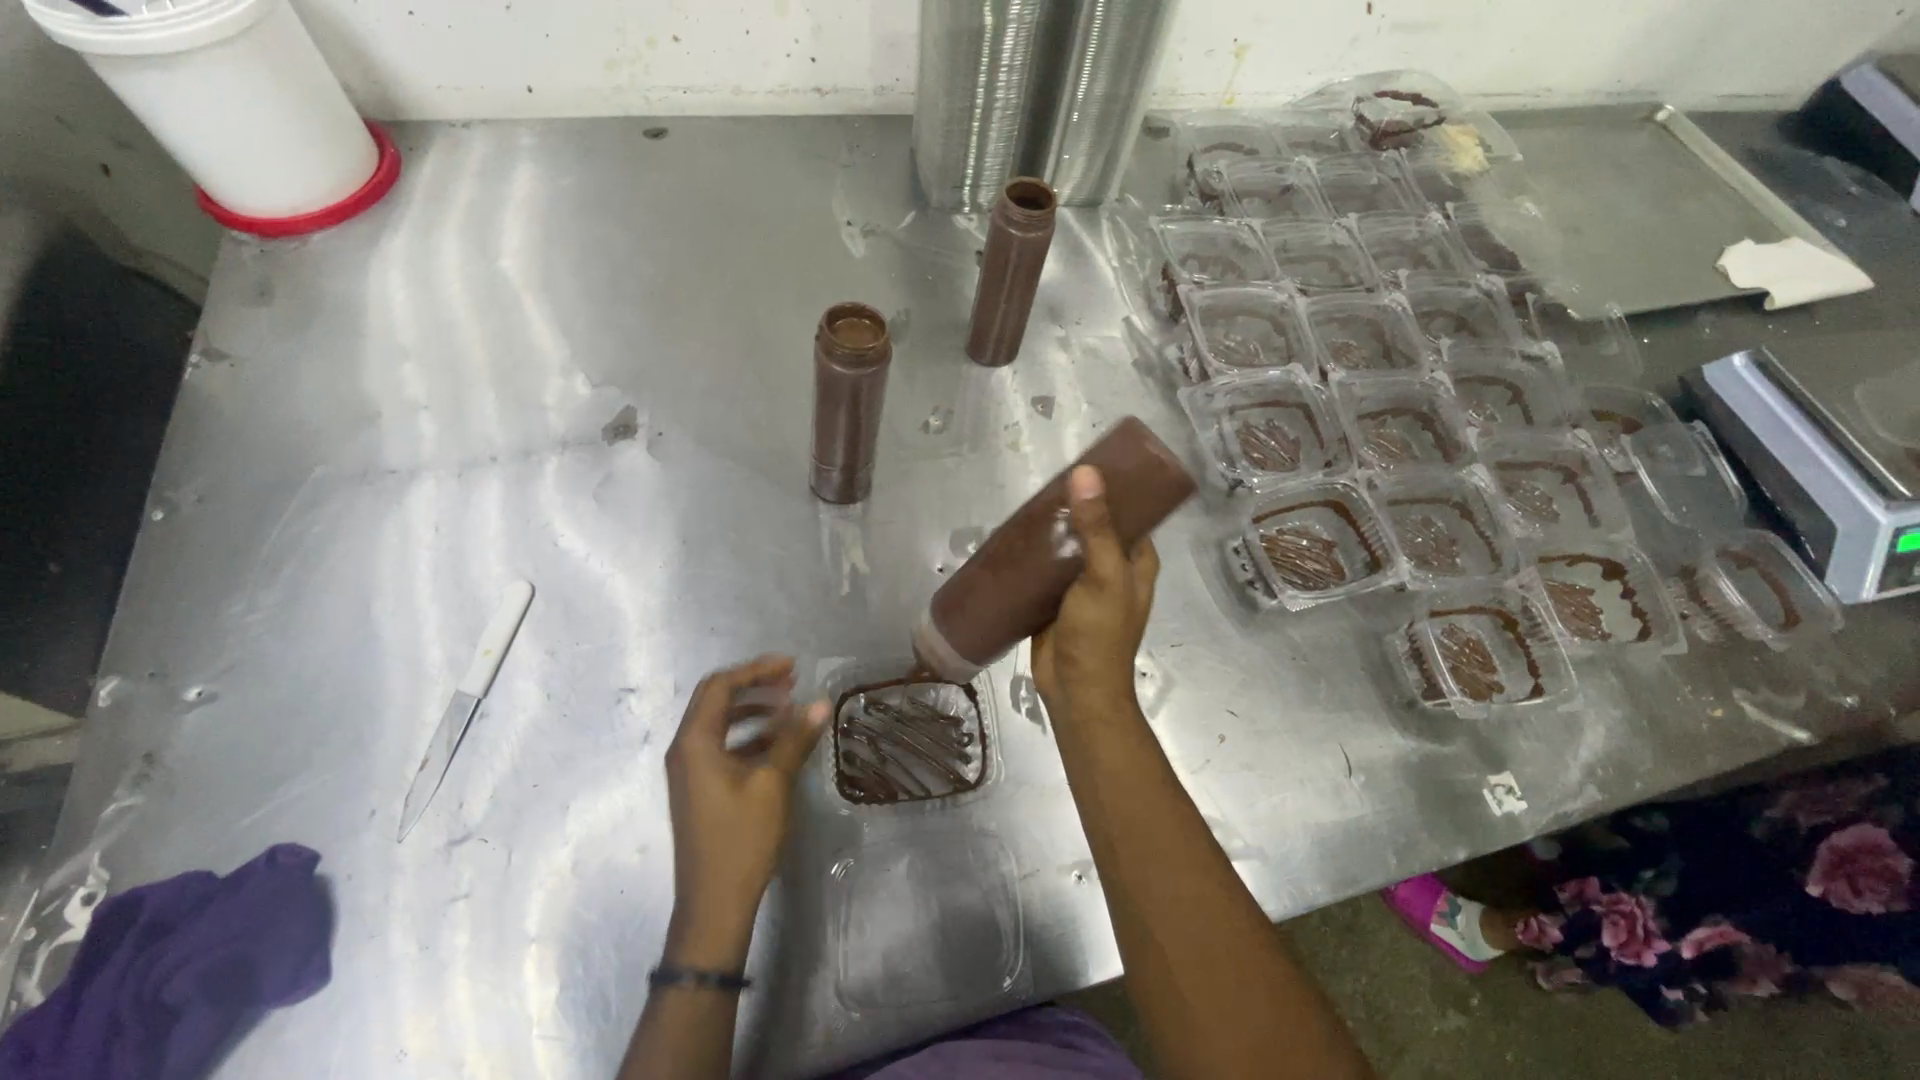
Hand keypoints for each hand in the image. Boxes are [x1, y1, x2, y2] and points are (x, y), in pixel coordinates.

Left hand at [662, 655, 827, 967]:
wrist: (714, 902)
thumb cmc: (741, 839)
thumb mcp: (772, 784)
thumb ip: (794, 739)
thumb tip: (820, 703)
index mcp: (695, 742)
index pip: (721, 686)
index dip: (756, 670)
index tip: (792, 667)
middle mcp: (685, 749)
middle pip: (716, 700)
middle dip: (755, 686)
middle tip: (793, 683)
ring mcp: (690, 771)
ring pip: (721, 724)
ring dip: (754, 711)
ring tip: (790, 710)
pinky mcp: (700, 788)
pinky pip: (722, 747)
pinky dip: (750, 737)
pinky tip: (779, 744)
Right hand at [1032, 465, 1159, 722]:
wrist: (1075, 690)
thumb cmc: (1100, 634)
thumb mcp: (1103, 575)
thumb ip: (1096, 526)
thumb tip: (1086, 473)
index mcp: (1136, 560)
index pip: (1131, 512)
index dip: (1113, 487)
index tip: (1087, 461)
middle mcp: (1113, 568)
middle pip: (1095, 524)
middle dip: (1075, 504)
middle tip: (1047, 479)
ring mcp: (1083, 584)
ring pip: (1068, 544)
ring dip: (1051, 528)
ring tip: (1027, 501)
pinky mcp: (1055, 599)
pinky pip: (1046, 567)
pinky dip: (1034, 552)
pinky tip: (1014, 535)